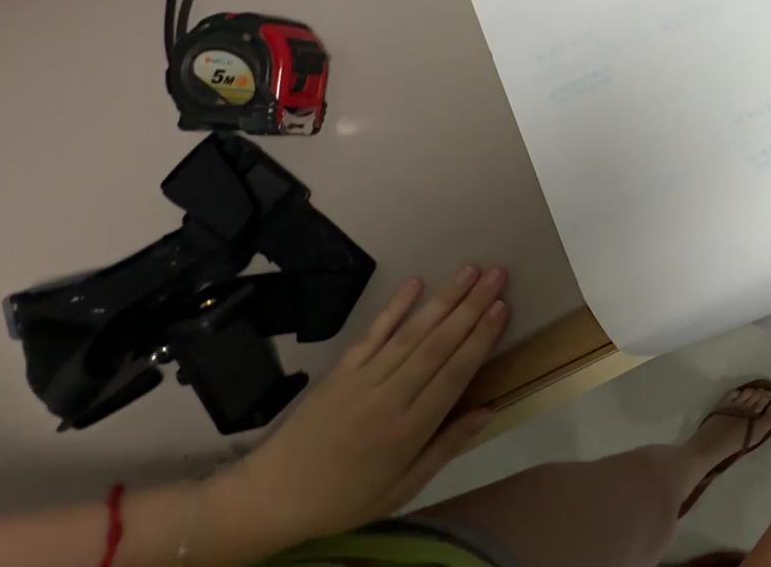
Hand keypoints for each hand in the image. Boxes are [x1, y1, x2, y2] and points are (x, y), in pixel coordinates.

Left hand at [204, 266, 510, 551]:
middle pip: (438, 344)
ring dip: (444, 298)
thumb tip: (488, 410)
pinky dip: (394, 307)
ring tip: (470, 270)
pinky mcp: (340, 372)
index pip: (454, 374)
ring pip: (412, 333)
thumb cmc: (345, 497)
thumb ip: (446, 448)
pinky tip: (415, 283)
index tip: (503, 307)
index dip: (481, 338)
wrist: (266, 499)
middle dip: (472, 306)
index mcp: (408, 430)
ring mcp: (362, 381)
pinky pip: (373, 334)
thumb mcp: (402, 489)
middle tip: (498, 274)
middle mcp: (389, 398)